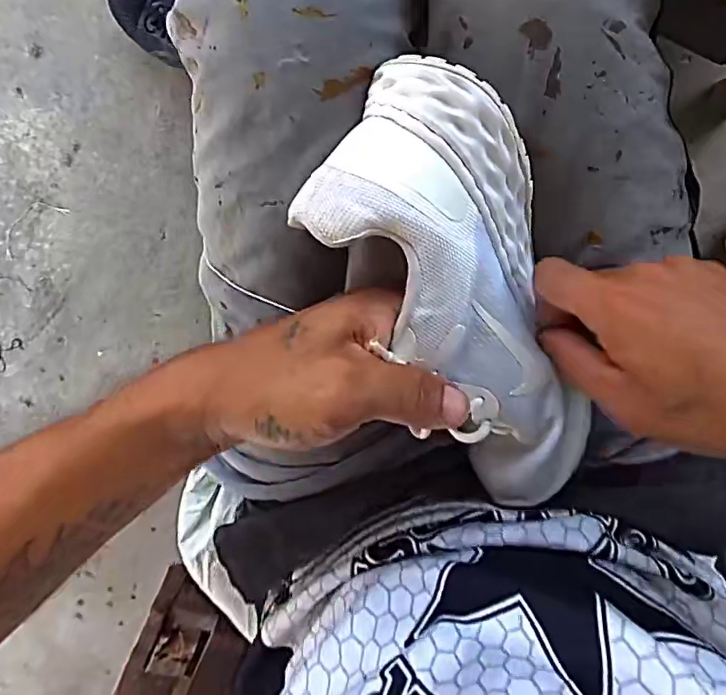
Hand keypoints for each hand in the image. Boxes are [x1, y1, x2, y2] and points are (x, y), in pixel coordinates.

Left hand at [196, 289, 469, 449]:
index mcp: (377, 307)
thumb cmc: (280, 388)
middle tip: (495, 409)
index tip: (508, 385)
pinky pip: (391, 380)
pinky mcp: (346, 369)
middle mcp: (372, 318)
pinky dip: (410, 398)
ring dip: (434, 390)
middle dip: (458, 373)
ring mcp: (358, 344)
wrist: (217, 402)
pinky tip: (430, 419)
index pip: (444, 321)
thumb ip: (409, 390)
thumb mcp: (350, 389)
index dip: (475, 350)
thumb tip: (467, 403)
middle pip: (431, 344)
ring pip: (411, 364)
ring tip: (473, 418)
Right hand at [534, 256, 725, 484]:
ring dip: (635, 314)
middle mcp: (643, 270)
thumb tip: (552, 333)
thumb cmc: (715, 412)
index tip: (570, 340)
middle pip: (592, 283)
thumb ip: (573, 362)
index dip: (546, 306)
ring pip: (633, 286)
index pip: (548, 274)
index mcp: (613, 301)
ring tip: (677, 359)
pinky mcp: (717, 272)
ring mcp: (684, 266)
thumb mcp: (629, 406)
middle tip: (631, 365)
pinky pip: (670, 284)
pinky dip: (670, 309)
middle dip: (595, 318)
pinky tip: (707, 346)